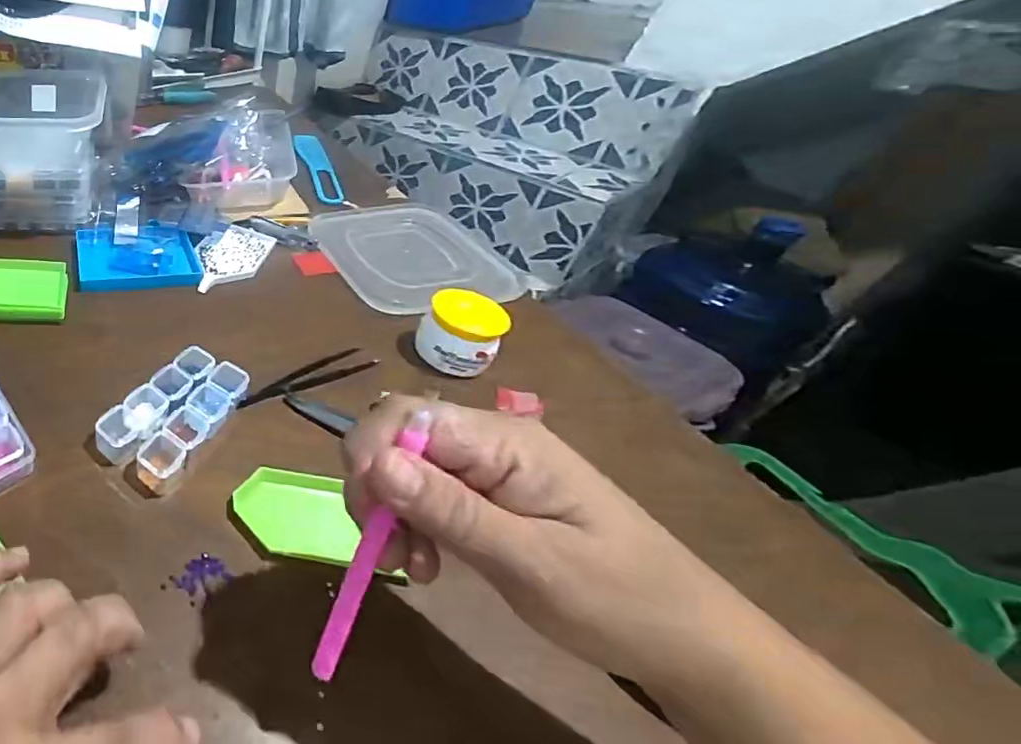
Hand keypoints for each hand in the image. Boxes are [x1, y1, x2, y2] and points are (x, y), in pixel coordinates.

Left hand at [0, 547, 197, 743]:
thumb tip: (131, 739)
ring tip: (78, 611)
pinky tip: (20, 556)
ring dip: (60, 600)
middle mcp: (0, 706)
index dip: (161, 730)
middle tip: (130, 634)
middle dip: (115, 624)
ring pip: (25, 605)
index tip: (187, 722)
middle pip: (73, 638)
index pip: (116, 741)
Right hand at [341, 396, 758, 688]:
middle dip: (375, 485)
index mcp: (503, 439)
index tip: (369, 515)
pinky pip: (423, 491)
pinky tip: (426, 562)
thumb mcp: (532, 563)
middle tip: (384, 549)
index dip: (370, 452)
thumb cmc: (622, 601)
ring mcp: (486, 466)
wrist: (694, 646)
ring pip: (402, 465)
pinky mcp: (484, 494)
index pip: (406, 415)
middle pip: (396, 436)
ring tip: (410, 566)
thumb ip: (450, 509)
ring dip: (390, 509)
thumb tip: (373, 461)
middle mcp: (487, 439)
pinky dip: (410, 523)